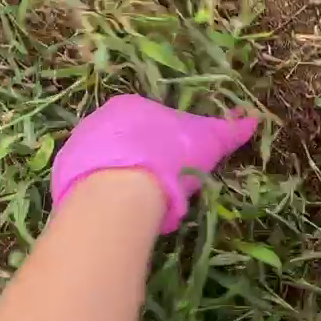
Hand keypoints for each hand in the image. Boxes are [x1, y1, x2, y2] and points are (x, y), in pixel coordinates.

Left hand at [52, 94, 259, 232]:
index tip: (179, 170)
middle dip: (142, 164)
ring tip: (138, 208)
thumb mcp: (208, 141)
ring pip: (105, 164)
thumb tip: (253, 120)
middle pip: (127, 143)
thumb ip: (229, 131)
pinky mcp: (67, 175)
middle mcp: (102, 119)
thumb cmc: (171, 157)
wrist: (124, 187)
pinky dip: (102, 197)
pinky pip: (88, 185)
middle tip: (160, 192)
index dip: (168, 146)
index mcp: (134, 105)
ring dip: (120, 181)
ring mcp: (80, 145)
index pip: (153, 123)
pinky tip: (117, 214)